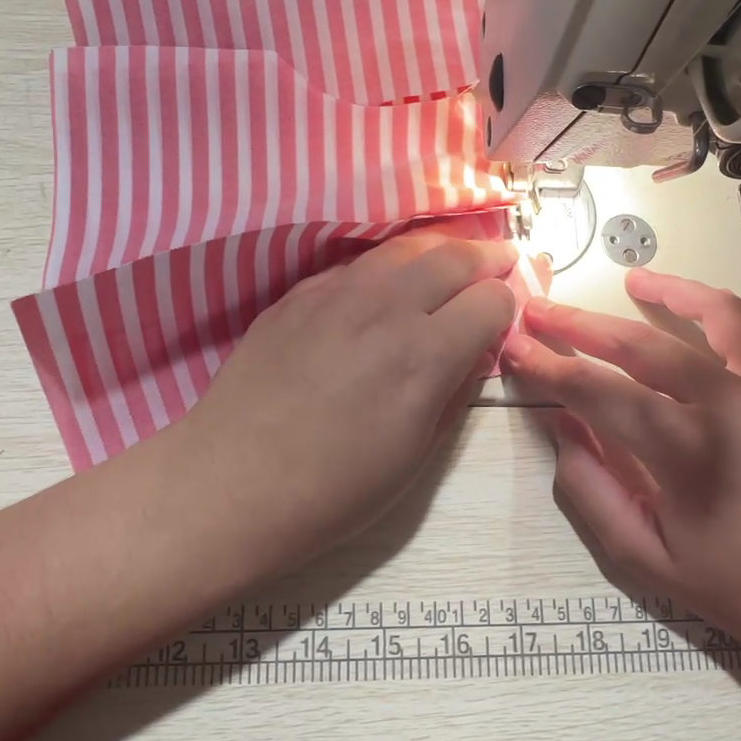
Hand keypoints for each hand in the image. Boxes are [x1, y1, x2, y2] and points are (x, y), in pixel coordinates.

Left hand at [169, 231, 519, 572]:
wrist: (232, 483)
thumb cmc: (332, 492)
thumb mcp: (415, 457)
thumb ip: (454, 392)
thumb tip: (475, 352)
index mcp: (425, 355)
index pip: (491, 300)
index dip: (508, 306)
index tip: (505, 318)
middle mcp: (385, 308)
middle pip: (454, 256)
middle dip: (487, 258)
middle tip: (500, 262)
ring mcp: (335, 294)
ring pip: (403, 248)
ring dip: (437, 251)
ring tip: (450, 260)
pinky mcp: (297, 295)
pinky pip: (356, 265)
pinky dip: (386, 267)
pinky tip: (385, 284)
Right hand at [501, 268, 740, 675]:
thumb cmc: (736, 590)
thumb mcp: (644, 556)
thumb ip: (592, 489)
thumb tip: (562, 426)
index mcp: (688, 452)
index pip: (597, 392)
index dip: (548, 366)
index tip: (516, 346)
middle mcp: (737, 406)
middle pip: (644, 345)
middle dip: (582, 323)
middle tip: (544, 307)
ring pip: (722, 316)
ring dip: (672, 293)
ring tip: (637, 281)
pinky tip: (719, 313)